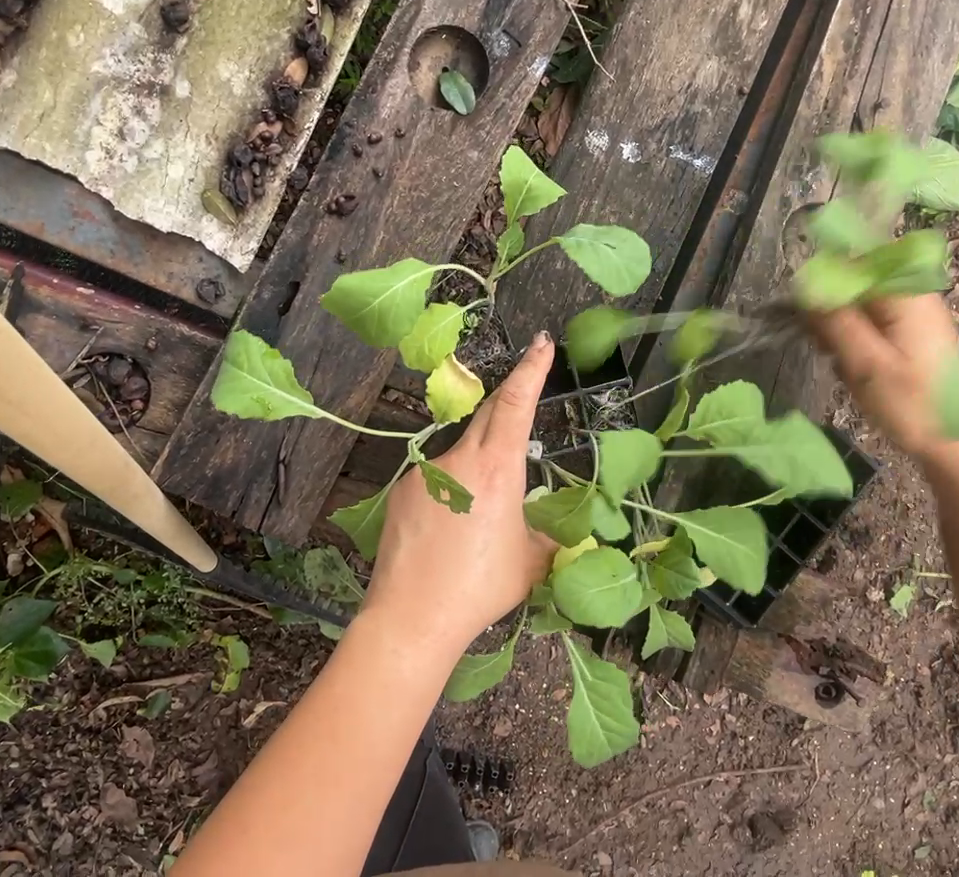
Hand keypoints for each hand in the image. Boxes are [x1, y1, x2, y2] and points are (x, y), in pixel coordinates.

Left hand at [362, 332, 557, 658]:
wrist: (412, 616)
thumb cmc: (480, 588)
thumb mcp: (531, 561)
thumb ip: (547, 533)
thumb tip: (556, 526)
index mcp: (497, 469)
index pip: (517, 404)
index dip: (531, 369)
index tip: (540, 343)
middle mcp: (459, 459)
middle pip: (489, 414)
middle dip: (509, 401)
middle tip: (526, 398)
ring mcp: (425, 471)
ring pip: (461, 453)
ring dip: (478, 465)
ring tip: (480, 518)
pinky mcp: (402, 488)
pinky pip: (435, 477)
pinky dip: (451, 490)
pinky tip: (449, 530)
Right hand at [805, 293, 958, 464]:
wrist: (957, 443)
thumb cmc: (913, 406)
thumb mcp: (866, 364)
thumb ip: (835, 320)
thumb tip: (803, 283)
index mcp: (906, 295)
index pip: (852, 262)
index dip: (823, 283)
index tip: (810, 318)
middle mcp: (911, 295)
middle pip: (854, 281)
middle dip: (831, 310)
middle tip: (825, 347)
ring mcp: (912, 313)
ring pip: (857, 303)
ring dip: (839, 327)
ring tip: (839, 360)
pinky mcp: (909, 331)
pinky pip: (869, 320)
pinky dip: (853, 338)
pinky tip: (851, 364)